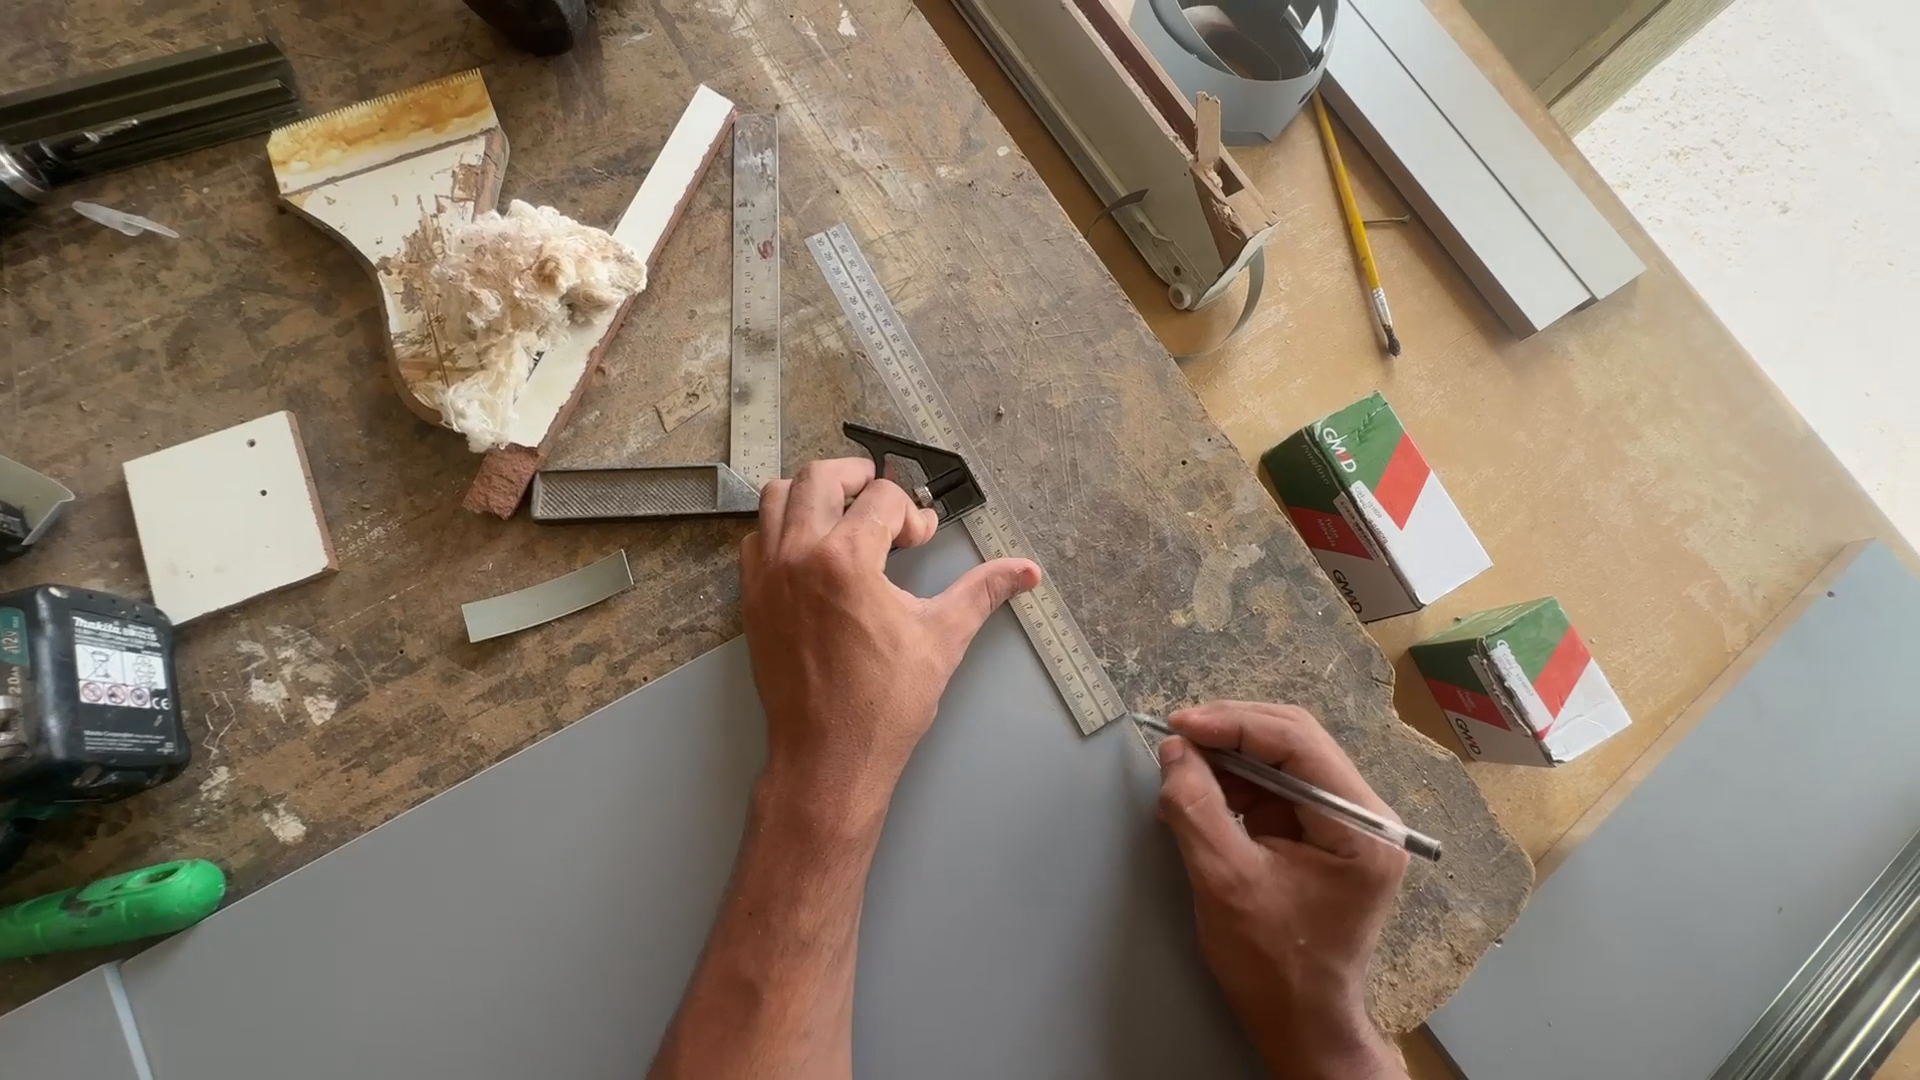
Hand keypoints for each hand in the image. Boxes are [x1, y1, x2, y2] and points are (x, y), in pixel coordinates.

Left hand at [741, 458, 1039, 828]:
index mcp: (846, 559)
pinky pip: (755, 539)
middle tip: (884, 499)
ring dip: (812, 494)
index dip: (912, 514)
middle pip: (820, 476)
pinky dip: (781, 529)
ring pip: (775, 497)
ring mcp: (767, 576)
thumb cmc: (885, 703)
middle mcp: (798, 555)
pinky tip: (812, 553)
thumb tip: (1027, 570)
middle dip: (859, 477)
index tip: (922, 540)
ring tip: (845, 515)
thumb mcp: (942, 637)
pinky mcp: (751, 599)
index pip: (882, 499)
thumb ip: (984, 591)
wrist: (828, 758)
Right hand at [1156, 702, 1409, 1079]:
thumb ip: (1196, 808)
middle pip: (1292, 738)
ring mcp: (1338, 821)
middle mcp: (1359, 814)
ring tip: (1181, 766)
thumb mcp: (1225, 882)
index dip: (1233, 724)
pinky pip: (1269, 783)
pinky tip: (1197, 789)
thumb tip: (1174, 750)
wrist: (1301, 1024)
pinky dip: (1230, 779)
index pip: (1297, 742)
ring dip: (1226, 754)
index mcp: (1359, 827)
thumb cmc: (1273, 965)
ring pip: (1277, 755)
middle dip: (1230, 730)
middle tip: (1178, 734)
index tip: (1180, 725)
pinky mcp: (1313, 830)